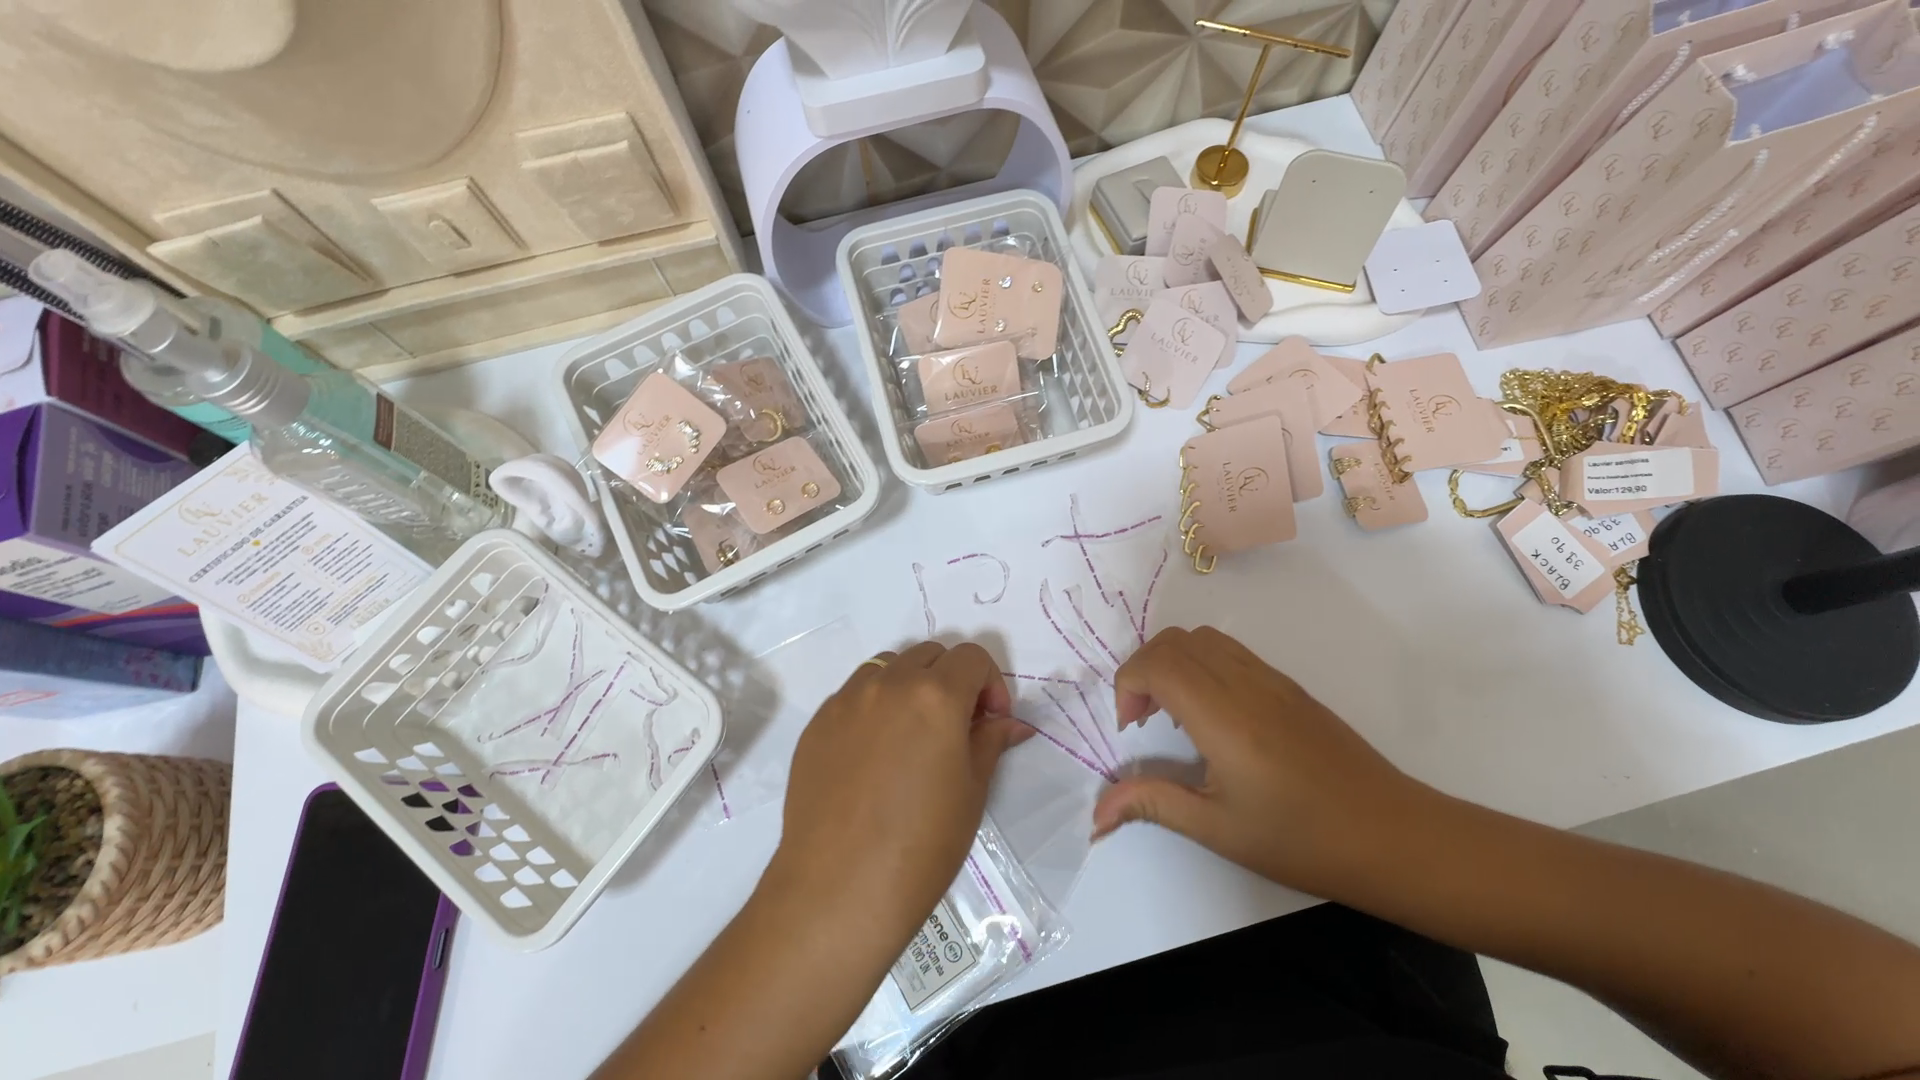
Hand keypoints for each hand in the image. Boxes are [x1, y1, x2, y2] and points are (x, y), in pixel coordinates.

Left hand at [772, 641, 1027, 942]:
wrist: (840, 887)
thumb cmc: (922, 844)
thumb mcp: (971, 792)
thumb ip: (990, 742)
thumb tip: (1011, 722)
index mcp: (934, 695)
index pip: (971, 658)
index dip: (990, 684)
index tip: (991, 722)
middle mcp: (887, 685)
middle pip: (928, 656)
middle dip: (951, 681)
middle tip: (956, 729)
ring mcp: (845, 702)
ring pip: (886, 669)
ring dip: (909, 687)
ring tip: (913, 738)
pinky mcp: (816, 725)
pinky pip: (852, 697)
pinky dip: (873, 709)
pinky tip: (875, 759)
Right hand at [1092, 626, 1433, 898]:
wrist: (1394, 836)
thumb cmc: (1302, 839)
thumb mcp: (1218, 829)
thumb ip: (1152, 804)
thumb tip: (1096, 813)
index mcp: (1224, 716)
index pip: (1157, 662)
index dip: (1127, 685)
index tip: (1130, 731)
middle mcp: (1246, 684)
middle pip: (1176, 640)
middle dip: (1142, 670)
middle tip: (1143, 723)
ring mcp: (1273, 681)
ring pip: (1205, 639)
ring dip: (1173, 664)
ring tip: (1173, 718)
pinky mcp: (1291, 689)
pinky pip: (1232, 654)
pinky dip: (1202, 668)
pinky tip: (1211, 720)